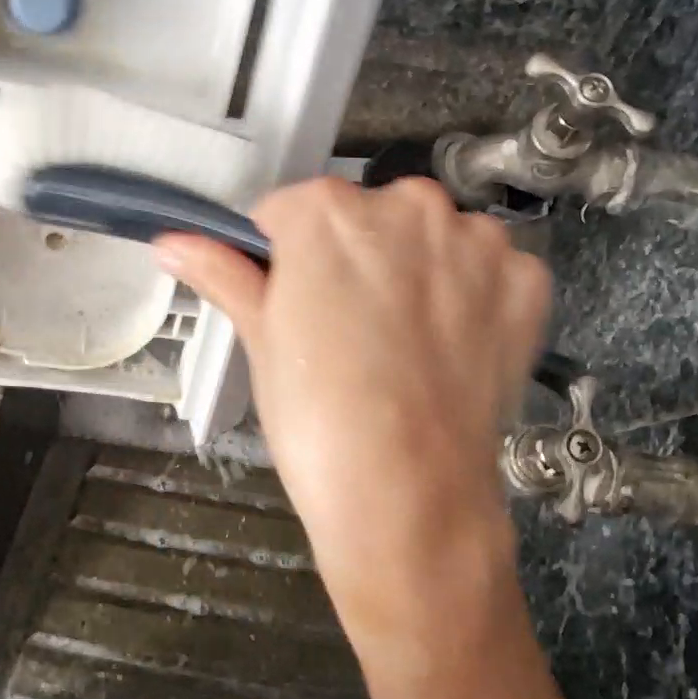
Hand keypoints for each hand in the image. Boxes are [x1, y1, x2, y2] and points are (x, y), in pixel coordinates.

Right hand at [154, 178, 551, 634]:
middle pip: (367, 218)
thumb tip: (172, 243)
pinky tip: (451, 352)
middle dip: (355, 261)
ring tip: (403, 349)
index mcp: (325, 214)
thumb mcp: (262, 344)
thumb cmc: (318, 419)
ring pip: (432, 240)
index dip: (284, 260)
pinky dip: (472, 300)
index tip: (292, 306)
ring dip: (418, 273)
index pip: (290, 212)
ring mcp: (475, 242)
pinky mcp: (525, 282)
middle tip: (348, 335)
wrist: (409, 492)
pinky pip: (488, 272)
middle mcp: (407, 206)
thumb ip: (225, 275)